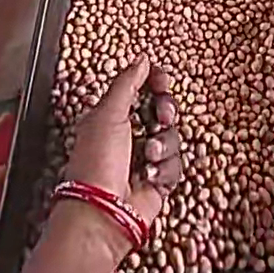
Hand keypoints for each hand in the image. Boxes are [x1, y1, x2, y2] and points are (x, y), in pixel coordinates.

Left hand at [64, 57, 183, 231]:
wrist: (103, 213)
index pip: (141, 88)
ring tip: (148, 156)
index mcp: (113, 115)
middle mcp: (130, 134)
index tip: (161, 82)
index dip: (154, 82)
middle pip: (162, 109)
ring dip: (163, 144)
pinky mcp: (158, 180)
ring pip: (172, 136)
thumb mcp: (109, 112)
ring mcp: (144, 157)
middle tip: (162, 117)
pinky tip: (149, 175)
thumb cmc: (97, 162)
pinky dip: (164, 168)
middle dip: (165, 111)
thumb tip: (142, 59)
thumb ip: (128, 82)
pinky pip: (176, 163)